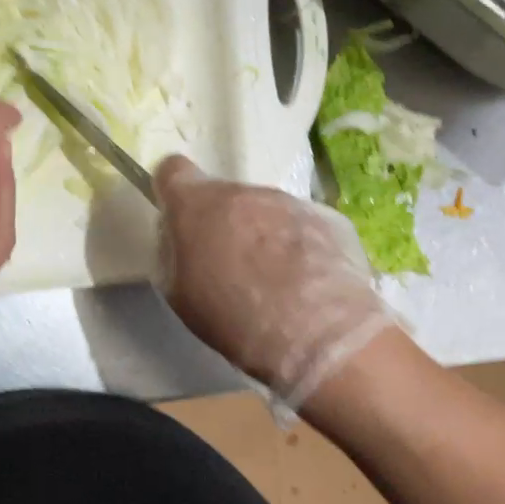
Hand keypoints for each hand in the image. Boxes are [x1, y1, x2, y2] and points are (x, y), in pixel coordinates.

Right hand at [154, 156, 396, 409]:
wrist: (312, 332)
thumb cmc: (230, 317)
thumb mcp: (178, 293)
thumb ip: (176, 254)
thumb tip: (184, 242)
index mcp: (197, 205)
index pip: (173, 171)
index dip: (173, 190)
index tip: (177, 213)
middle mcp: (244, 191)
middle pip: (227, 197)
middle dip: (225, 224)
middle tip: (231, 267)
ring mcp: (292, 201)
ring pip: (268, 212)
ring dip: (265, 237)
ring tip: (274, 281)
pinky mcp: (331, 219)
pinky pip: (304, 229)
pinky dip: (302, 249)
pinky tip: (306, 285)